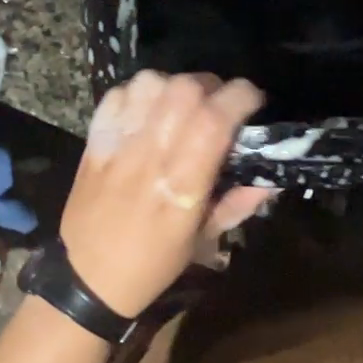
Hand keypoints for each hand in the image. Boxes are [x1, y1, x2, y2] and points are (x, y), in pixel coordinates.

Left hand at [62, 71, 271, 316]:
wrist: (88, 278)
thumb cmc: (153, 265)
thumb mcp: (203, 240)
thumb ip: (238, 204)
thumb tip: (274, 178)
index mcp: (181, 186)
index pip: (213, 119)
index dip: (240, 98)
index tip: (253, 101)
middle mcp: (148, 156)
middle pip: (183, 89)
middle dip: (211, 87)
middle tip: (218, 105)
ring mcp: (117, 145)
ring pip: (150, 83)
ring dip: (175, 87)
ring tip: (183, 107)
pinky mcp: (94, 141)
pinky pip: (118, 95)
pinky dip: (140, 94)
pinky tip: (149, 113)